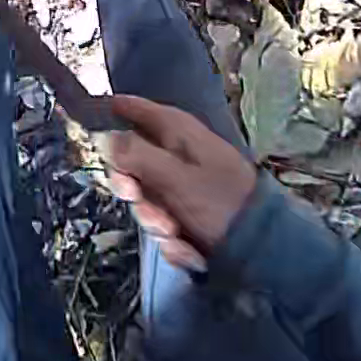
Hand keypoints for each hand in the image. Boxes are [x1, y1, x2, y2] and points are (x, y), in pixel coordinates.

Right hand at [104, 94, 258, 271]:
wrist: (270, 253)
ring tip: (174, 235)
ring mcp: (180, 181)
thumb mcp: (173, 176)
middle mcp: (174, 149)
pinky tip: (187, 250)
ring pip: (143, 195)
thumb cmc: (220, 202)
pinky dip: (172, 239)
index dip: (106, 116)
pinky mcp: (188, 210)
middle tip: (138, 200)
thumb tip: (102, 136)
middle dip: (133, 189)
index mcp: (172, 127)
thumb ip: (134, 153)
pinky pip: (162, 217)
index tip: (90, 137)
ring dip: (154, 219)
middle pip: (128, 159)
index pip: (128, 106)